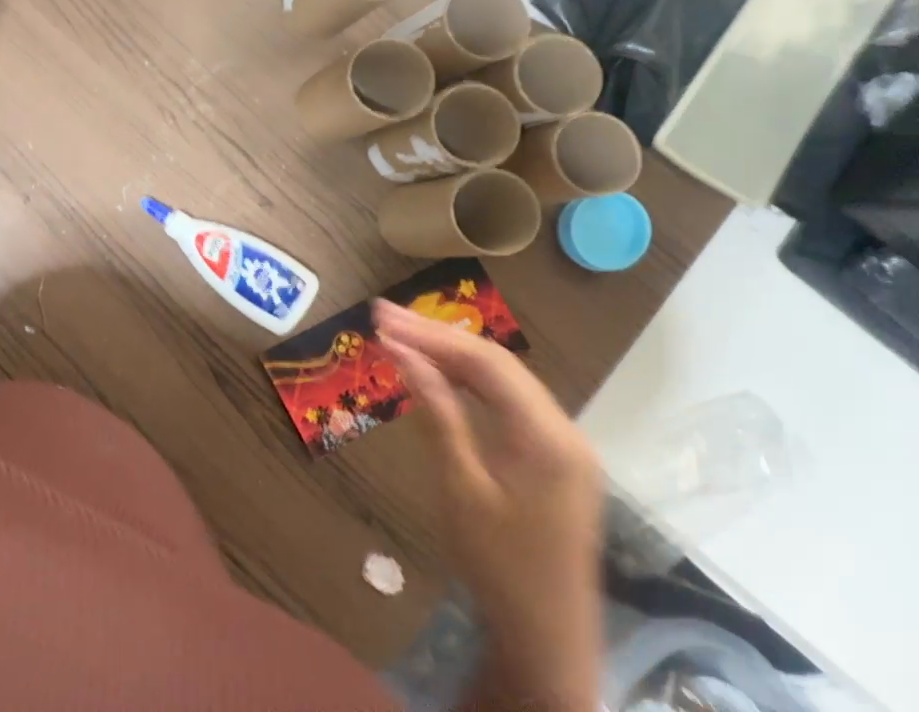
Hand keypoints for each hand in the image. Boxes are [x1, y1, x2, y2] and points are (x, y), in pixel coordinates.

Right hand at [373, 299, 603, 704]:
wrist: (547, 629)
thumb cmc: (496, 561)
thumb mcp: (459, 487)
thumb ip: (438, 415)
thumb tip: (404, 356)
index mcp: (545, 436)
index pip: (485, 363)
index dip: (431, 334)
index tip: (380, 317)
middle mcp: (564, 431)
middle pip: (500, 366)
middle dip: (440, 337)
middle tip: (383, 318)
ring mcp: (566, 446)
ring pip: (507, 383)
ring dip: (455, 357)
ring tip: (404, 336)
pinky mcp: (557, 461)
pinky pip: (513, 406)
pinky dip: (474, 385)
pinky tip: (442, 377)